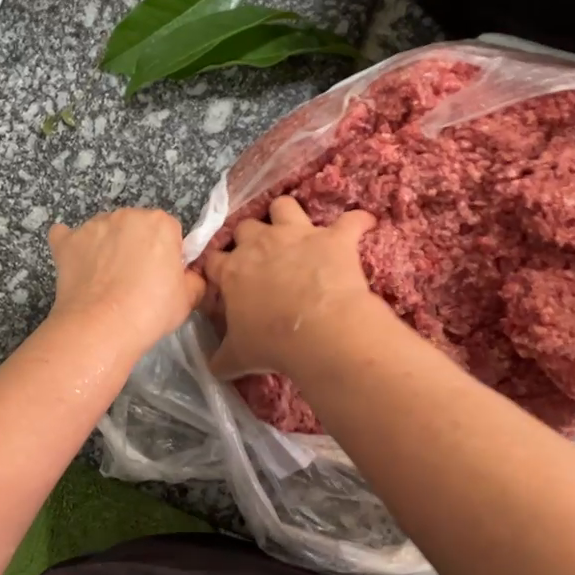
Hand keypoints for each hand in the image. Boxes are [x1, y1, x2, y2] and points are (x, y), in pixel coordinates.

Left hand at [46, 208, 204, 353]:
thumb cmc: (150, 312)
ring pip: (103, 231)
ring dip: (105, 247)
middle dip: (135, 247)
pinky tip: (73, 264)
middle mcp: (126, 215)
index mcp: (160, 223)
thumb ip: (193, 278)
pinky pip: (66, 236)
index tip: (161, 277)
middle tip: (133, 281)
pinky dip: (70, 247)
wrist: (101, 327)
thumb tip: (187, 274)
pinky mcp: (66, 242)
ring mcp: (92, 226)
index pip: (169, 232)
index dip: (166, 254)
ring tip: (104, 281)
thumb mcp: (188, 299)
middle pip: (135, 227)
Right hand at [200, 196, 384, 379]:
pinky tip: (361, 227)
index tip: (224, 278)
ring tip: (295, 229)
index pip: (214, 260)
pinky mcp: (335, 237)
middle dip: (249, 236)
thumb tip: (213, 368)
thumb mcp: (238, 357)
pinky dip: (357, 223)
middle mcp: (260, 244)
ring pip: (285, 206)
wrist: (318, 332)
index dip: (218, 267)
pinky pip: (352, 220)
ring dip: (289, 214)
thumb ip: (222, 358)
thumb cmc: (271, 344)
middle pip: (246, 226)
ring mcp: (298, 235)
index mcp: (232, 271)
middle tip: (259, 255)